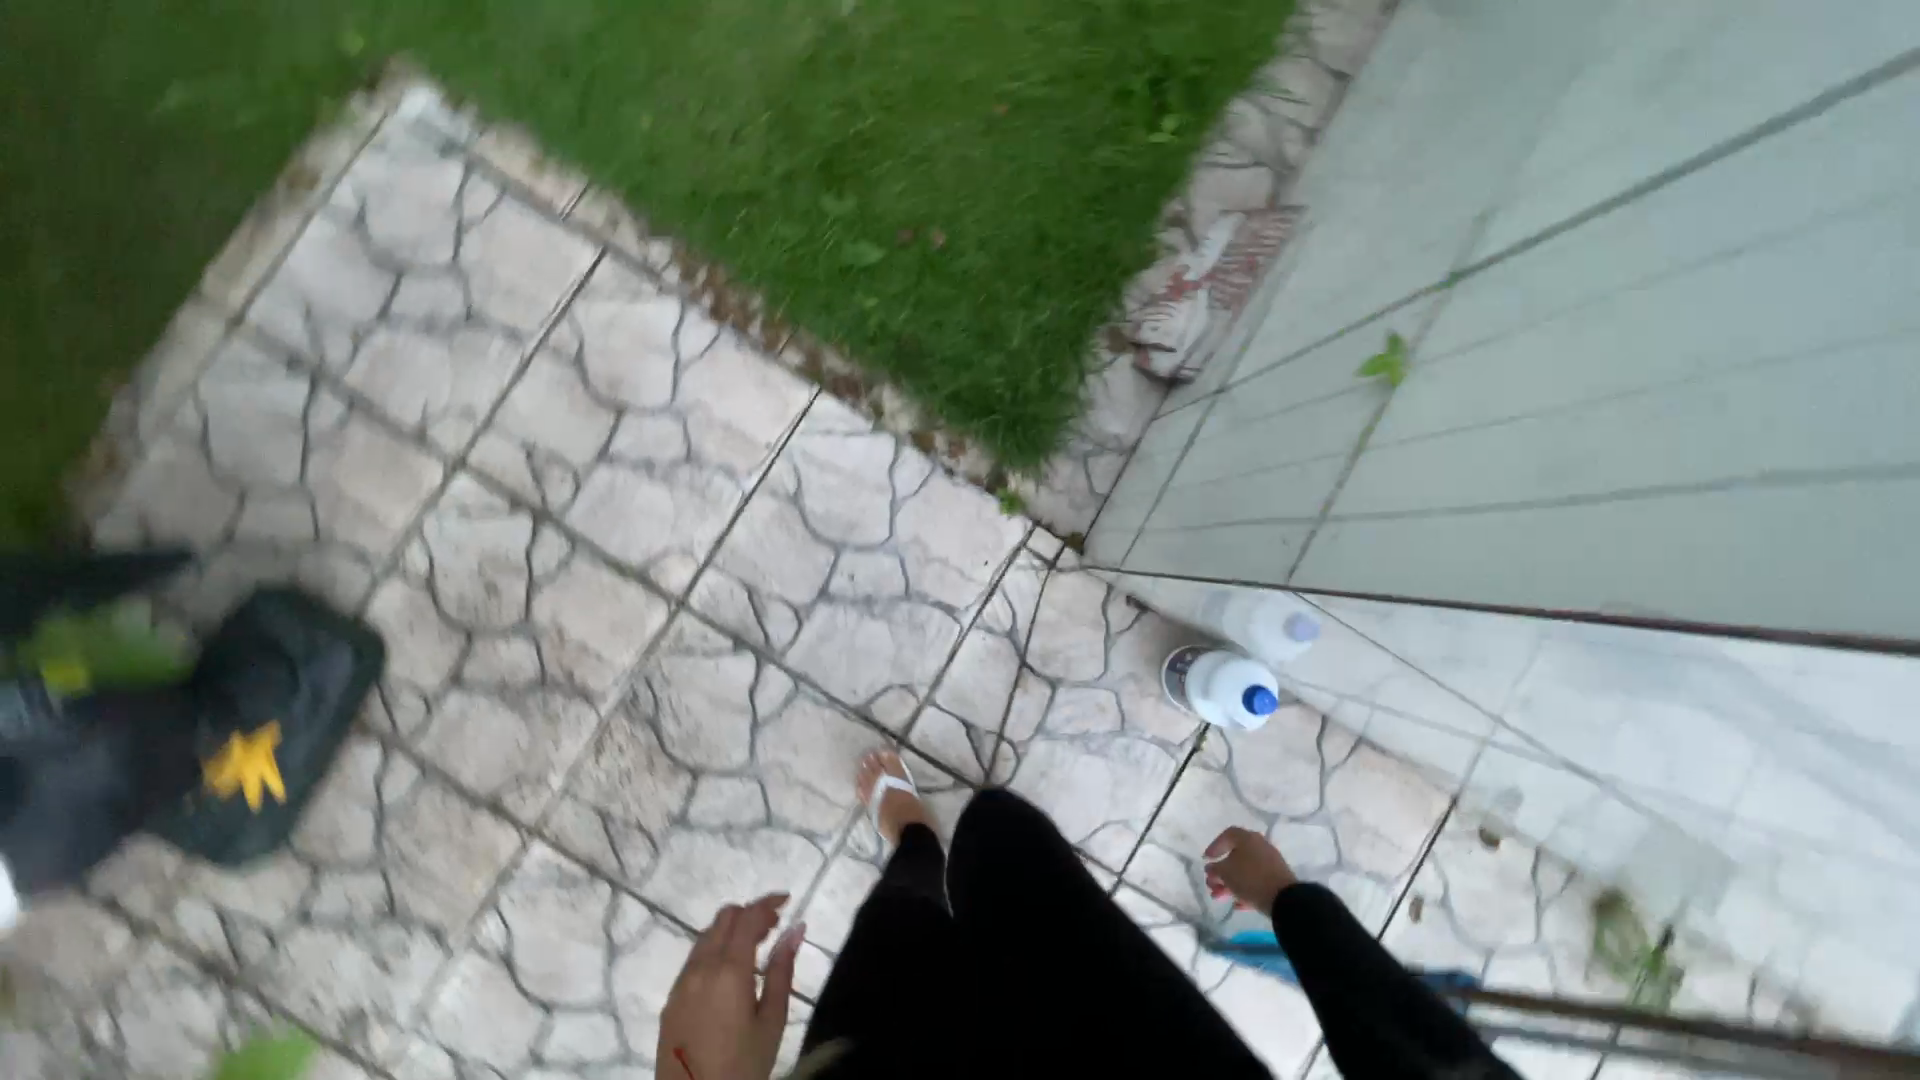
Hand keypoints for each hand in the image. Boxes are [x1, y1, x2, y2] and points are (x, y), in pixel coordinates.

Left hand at [657, 893, 804, 1079]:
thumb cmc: (743, 1067)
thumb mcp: (772, 1021)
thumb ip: (783, 970)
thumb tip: (796, 929)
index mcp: (729, 970)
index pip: (748, 917)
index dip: (768, 903)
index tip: (788, 900)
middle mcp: (700, 968)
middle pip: (723, 918)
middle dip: (750, 913)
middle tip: (775, 927)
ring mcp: (681, 984)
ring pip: (706, 936)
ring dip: (731, 930)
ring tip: (756, 948)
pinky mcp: (670, 1001)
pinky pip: (694, 959)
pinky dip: (715, 949)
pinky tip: (731, 972)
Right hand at [1204, 827, 1298, 913]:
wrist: (1284, 899)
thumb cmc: (1250, 878)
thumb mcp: (1225, 873)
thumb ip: (1214, 870)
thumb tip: (1211, 868)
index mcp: (1247, 838)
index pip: (1227, 835)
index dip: (1215, 846)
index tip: (1207, 860)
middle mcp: (1260, 847)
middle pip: (1235, 857)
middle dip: (1221, 873)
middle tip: (1212, 885)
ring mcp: (1270, 864)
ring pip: (1245, 871)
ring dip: (1230, 884)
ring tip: (1220, 898)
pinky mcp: (1277, 880)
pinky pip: (1256, 882)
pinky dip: (1245, 891)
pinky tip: (1238, 905)